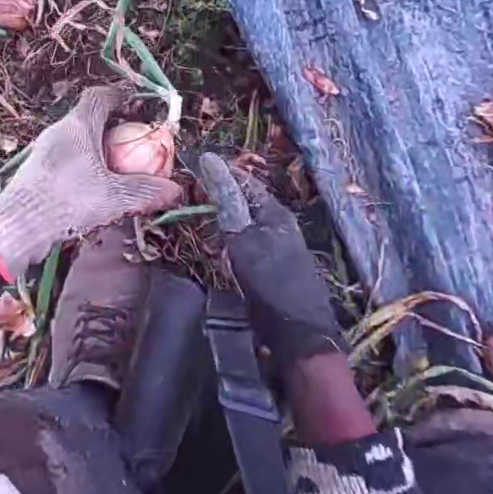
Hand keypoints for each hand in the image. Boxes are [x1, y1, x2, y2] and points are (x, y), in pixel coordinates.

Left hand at [0, 87, 182, 279]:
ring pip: (75, 141)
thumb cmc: (66, 202)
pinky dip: (83, 165)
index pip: (99, 97)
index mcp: (76, 127)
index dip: (119, 96)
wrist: (17, 227)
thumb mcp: (114, 197)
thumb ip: (145, 191)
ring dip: (96, 149)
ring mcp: (43, 152)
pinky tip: (92, 188)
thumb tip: (175, 191)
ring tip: (115, 168)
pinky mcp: (35, 172)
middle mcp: (56, 133)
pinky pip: (65, 159)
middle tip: (132, 140)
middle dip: (112, 127)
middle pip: (88, 119)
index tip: (136, 103)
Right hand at [197, 153, 374, 444]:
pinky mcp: (274, 270)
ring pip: (247, 224)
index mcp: (275, 214)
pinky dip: (231, 241)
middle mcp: (280, 227)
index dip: (222, 172)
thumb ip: (228, 203)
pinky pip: (248, 245)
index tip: (198, 164)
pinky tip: (221, 248)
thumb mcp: (242, 238)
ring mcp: (279, 249)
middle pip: (247, 202)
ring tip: (204, 215)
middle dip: (224, 194)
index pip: (245, 182)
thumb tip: (212, 162)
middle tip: (196, 190)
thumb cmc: (270, 280)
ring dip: (227, 218)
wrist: (297, 331)